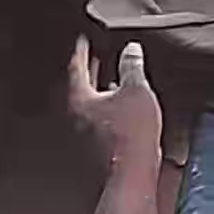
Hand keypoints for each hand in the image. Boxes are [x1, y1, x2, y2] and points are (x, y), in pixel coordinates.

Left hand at [68, 36, 162, 172]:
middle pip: (81, 86)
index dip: (82, 52)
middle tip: (96, 56)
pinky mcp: (96, 145)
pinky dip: (108, 106)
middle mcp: (76, 116)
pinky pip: (100, 117)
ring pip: (90, 103)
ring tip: (113, 78)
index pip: (77, 68)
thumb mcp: (137, 91)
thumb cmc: (131, 132)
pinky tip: (122, 105)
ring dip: (100, 89)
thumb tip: (131, 49)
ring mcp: (84, 132)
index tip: (83, 41)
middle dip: (90, 70)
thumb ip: (132, 68)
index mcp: (80, 99)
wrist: (131, 172)